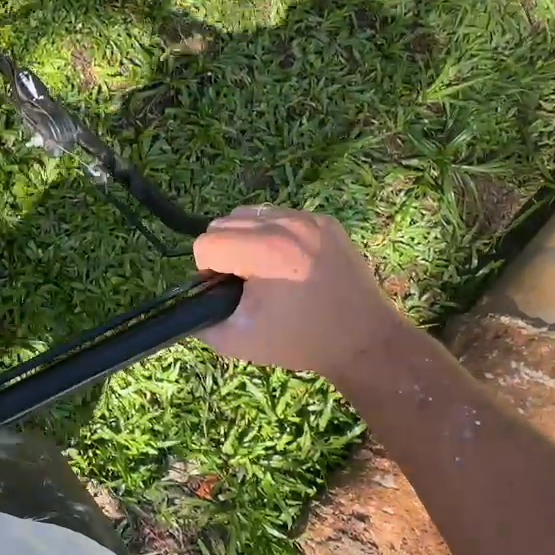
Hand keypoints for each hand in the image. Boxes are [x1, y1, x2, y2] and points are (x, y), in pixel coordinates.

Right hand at [193, 205, 412, 376]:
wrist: (365, 341)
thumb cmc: (299, 342)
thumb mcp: (237, 341)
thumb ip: (201, 321)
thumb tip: (189, 302)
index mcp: (263, 251)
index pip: (206, 243)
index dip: (207, 270)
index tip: (228, 291)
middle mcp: (284, 225)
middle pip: (223, 222)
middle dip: (224, 251)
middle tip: (244, 282)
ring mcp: (308, 219)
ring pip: (249, 213)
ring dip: (245, 237)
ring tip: (263, 268)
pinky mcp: (325, 220)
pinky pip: (280, 215)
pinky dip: (273, 234)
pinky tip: (287, 262)